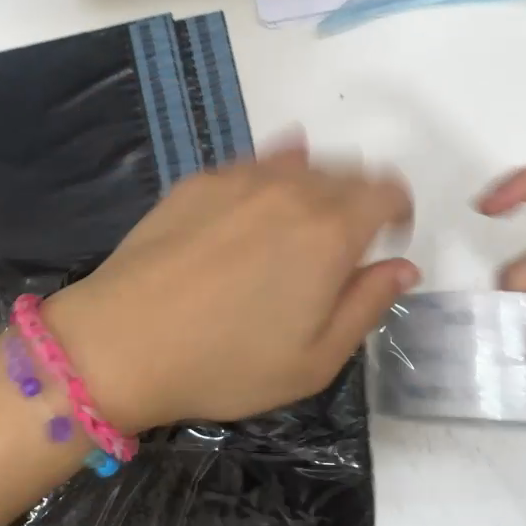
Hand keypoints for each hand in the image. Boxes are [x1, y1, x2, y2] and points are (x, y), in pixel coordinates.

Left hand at [46, 144, 416, 430]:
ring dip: (316, 185)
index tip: (389, 235)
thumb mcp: (315, 360)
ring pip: (300, 162)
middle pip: (346, 170)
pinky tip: (258, 203)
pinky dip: (271, 175)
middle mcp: (291, 189)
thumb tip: (403, 267)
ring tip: (302, 224)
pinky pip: (253, 163)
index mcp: (330, 231)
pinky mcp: (198, 180)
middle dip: (359, 197)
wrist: (121, 342)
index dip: (398, 209)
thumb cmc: (226, 363)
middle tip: (346, 239)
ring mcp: (240, 179)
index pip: (386, 191)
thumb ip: (367, 305)